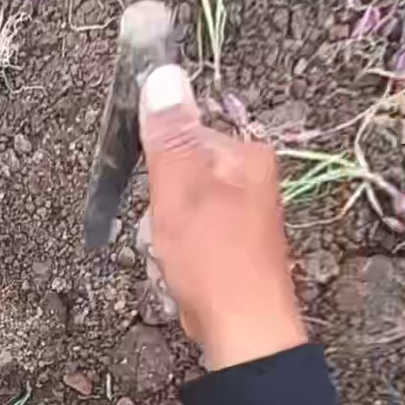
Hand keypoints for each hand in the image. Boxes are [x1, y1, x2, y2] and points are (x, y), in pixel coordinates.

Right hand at [138, 65, 307, 369]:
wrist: (242, 330)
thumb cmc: (213, 259)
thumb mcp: (181, 190)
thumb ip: (170, 136)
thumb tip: (163, 74)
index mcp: (244, 156)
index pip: (182, 138)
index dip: (158, 170)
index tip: (156, 198)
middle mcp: (247, 181)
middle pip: (176, 178)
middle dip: (159, 211)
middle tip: (167, 235)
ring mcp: (239, 218)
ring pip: (176, 213)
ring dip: (162, 239)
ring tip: (174, 260)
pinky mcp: (228, 249)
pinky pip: (186, 240)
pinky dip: (175, 257)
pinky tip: (180, 275)